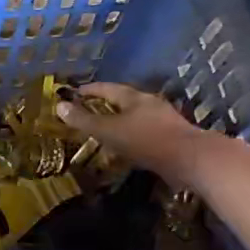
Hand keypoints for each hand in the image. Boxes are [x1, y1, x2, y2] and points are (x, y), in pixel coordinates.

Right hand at [55, 81, 218, 183]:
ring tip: (105, 129)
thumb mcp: (108, 130)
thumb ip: (84, 120)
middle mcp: (150, 104)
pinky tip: (126, 145)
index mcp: (134, 98)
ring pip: (136, 116)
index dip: (89, 90)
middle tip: (88, 111)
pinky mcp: (172, 137)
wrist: (191, 160)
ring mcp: (164, 120)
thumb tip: (59, 106)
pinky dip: (131, 134)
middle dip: (105, 104)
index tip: (74, 93)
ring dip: (120, 120)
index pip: (106, 88)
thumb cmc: (146, 140)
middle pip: (123, 100)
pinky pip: (145, 131)